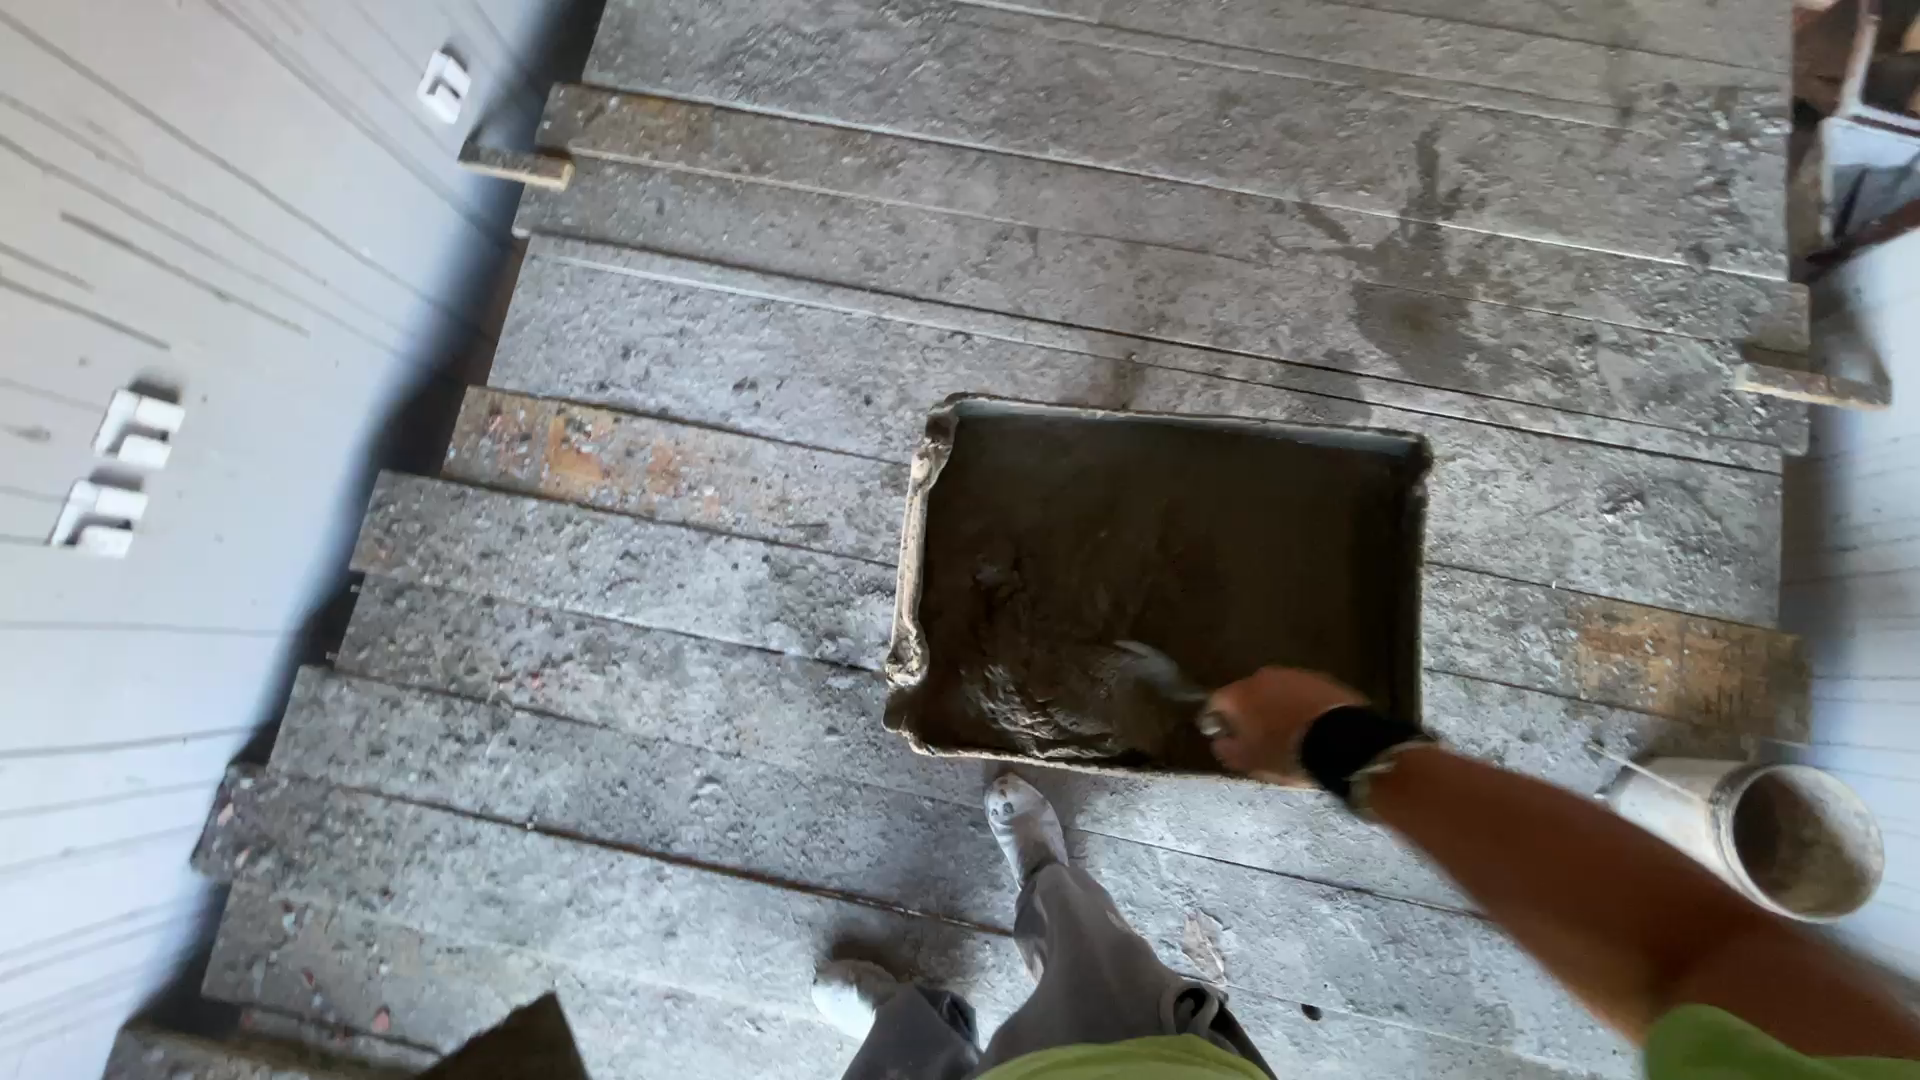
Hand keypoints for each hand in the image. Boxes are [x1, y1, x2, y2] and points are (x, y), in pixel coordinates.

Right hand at [1205, 667, 1368, 778]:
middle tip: (1253, 732)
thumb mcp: (1249, 761)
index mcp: (1238, 694)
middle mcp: (1261, 677)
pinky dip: (1299, 706)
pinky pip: (1301, 694)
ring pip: (1275, 691)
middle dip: (1247, 711)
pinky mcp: (1322, 680)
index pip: (1215, 702)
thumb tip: (1220, 741)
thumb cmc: (1285, 752)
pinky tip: (1307, 723)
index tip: (1216, 733)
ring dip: (1274, 706)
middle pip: (1246, 693)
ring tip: (1283, 728)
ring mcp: (1294, 675)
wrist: (1343, 742)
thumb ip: (1227, 749)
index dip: (1213, 719)